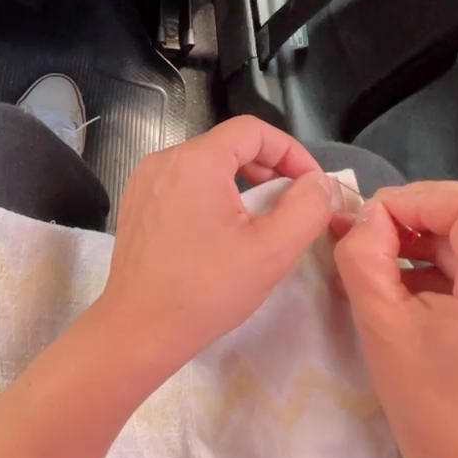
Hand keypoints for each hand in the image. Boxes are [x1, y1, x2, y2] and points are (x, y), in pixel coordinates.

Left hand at [94, 116, 348, 376]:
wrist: (139, 326)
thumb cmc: (207, 289)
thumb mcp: (271, 250)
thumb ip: (306, 208)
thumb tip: (320, 182)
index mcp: (196, 160)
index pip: (252, 131)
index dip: (291, 152)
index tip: (312, 187)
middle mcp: (165, 159)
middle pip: (228, 145)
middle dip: (269, 168)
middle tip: (294, 206)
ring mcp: (145, 180)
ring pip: (206, 165)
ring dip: (242, 183)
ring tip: (263, 220)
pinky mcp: (136, 202)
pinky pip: (183, 183)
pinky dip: (211, 195)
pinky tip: (224, 231)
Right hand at [333, 182, 457, 457]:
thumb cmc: (425, 405)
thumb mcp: (378, 322)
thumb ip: (364, 254)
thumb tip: (366, 217)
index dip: (418, 200)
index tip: (374, 221)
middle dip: (433, 206)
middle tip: (387, 227)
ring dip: (447, 226)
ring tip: (401, 250)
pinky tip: (426, 273)